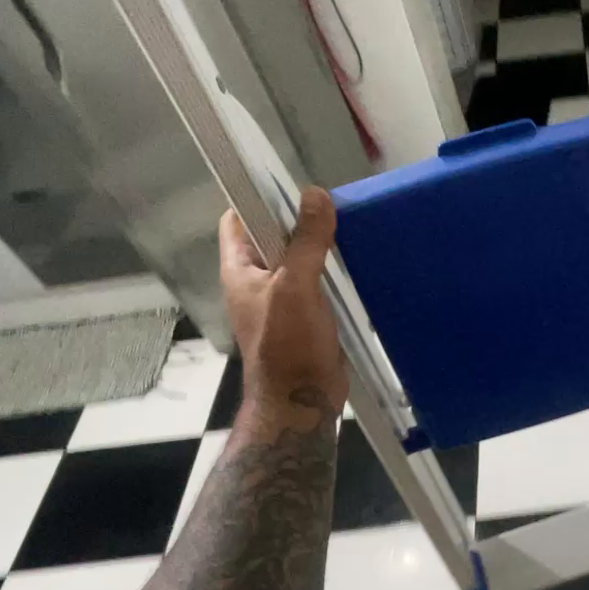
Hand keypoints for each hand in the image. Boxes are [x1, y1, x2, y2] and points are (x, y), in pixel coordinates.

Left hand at [218, 186, 347, 419]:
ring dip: (317, 253)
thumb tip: (316, 195)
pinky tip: (351, 272)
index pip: (237, 220)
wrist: (302, 401)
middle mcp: (254, 284)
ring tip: (345, 236)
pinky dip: (330, 278)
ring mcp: (279, 304)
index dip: (257, 200)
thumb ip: (306, 242)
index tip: (290, 188)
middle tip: (329, 212)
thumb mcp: (296, 286)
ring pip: (296, 265)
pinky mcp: (303, 321)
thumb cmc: (288, 345)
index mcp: (238, 271)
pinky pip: (315, 288)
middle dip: (298, 225)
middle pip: (272, 240)